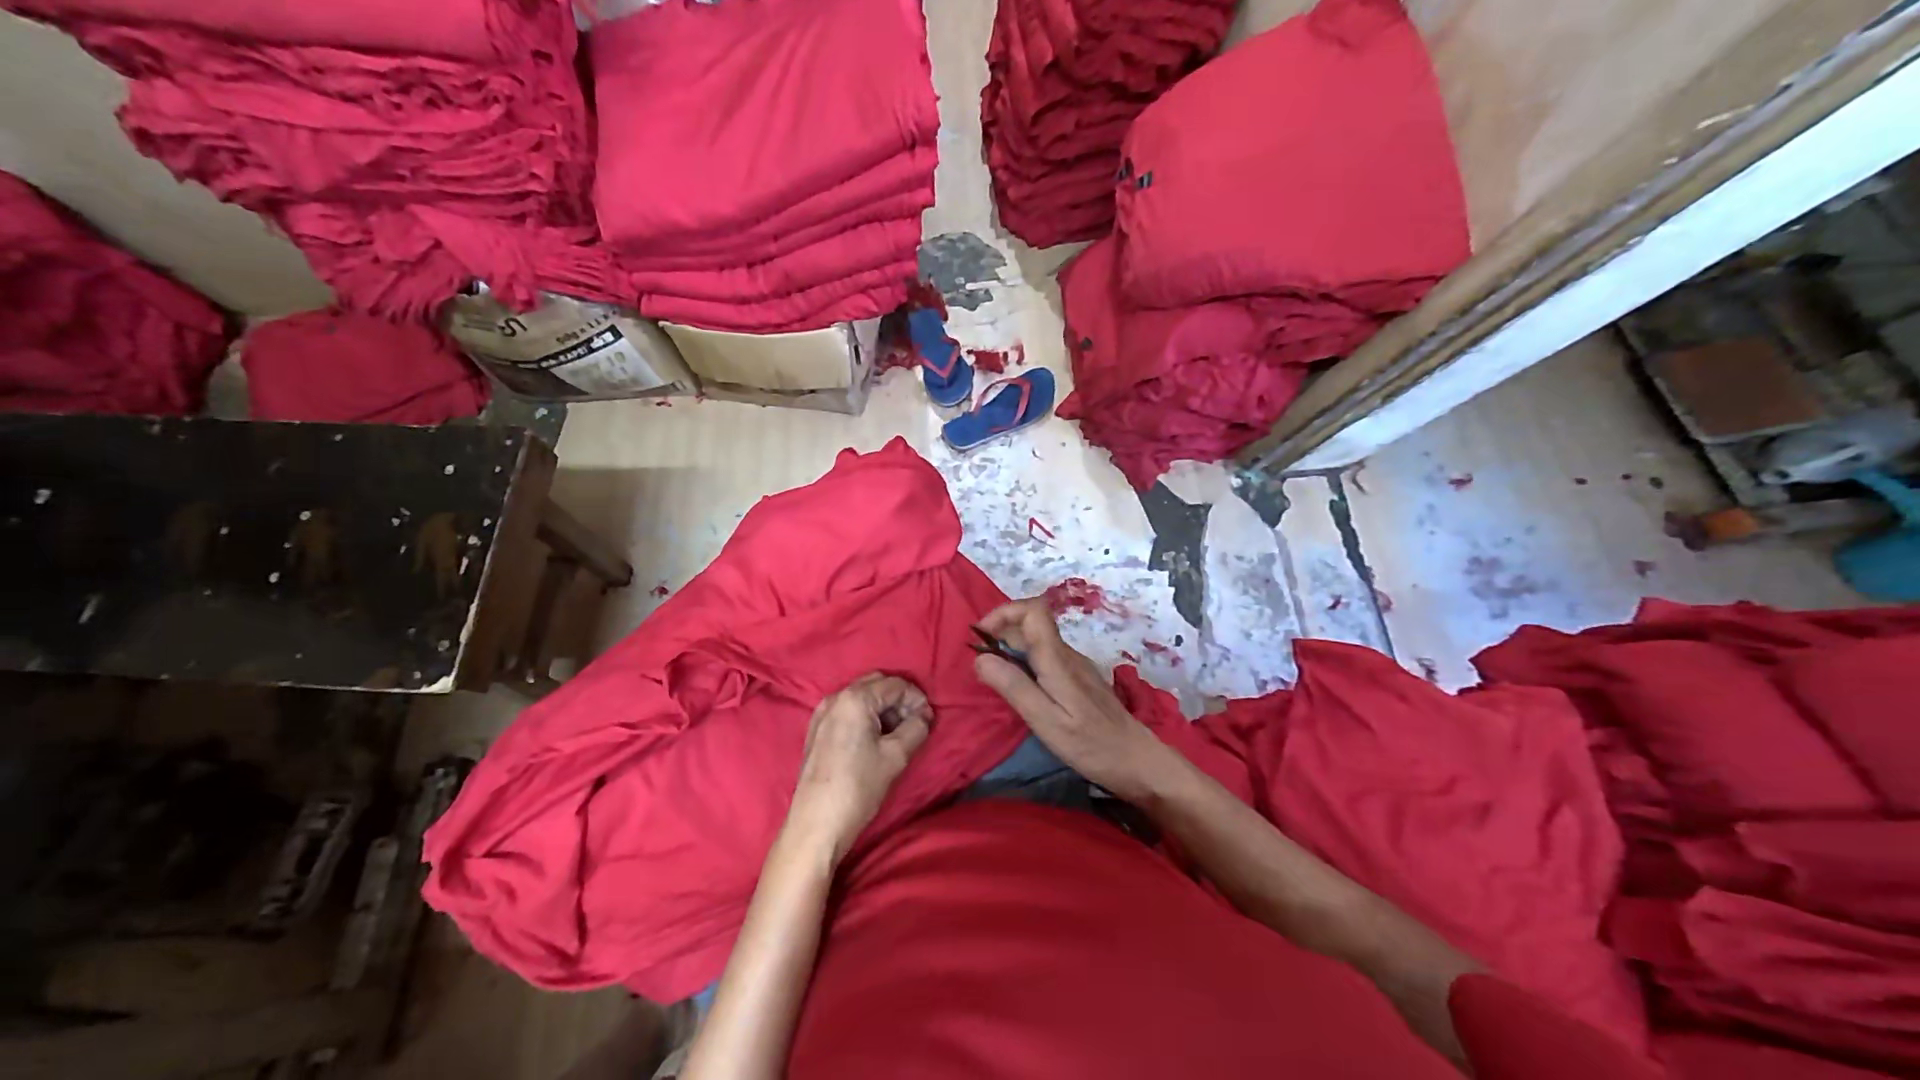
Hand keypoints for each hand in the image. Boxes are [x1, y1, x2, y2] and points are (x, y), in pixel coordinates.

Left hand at [786, 673, 932, 861]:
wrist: (816, 824)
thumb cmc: (859, 787)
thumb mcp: (896, 756)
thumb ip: (916, 728)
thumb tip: (924, 715)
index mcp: (854, 698)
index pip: (896, 684)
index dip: (917, 699)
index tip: (927, 721)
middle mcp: (835, 697)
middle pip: (876, 684)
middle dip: (899, 700)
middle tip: (914, 724)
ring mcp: (821, 713)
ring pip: (861, 697)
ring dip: (883, 708)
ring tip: (898, 734)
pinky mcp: (816, 731)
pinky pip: (847, 711)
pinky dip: (865, 716)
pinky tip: (875, 741)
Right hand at [972, 598, 1179, 802]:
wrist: (1139, 762)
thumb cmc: (1093, 745)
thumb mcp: (1047, 721)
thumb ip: (1014, 687)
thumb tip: (980, 658)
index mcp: (1058, 659)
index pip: (1033, 610)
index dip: (1003, 613)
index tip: (981, 638)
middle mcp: (1067, 655)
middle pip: (1031, 625)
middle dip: (1000, 635)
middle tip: (980, 666)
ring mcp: (1075, 667)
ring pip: (1037, 642)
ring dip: (1010, 650)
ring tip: (994, 680)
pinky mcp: (1078, 681)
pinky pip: (1045, 659)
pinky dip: (1025, 665)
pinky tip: (1020, 691)